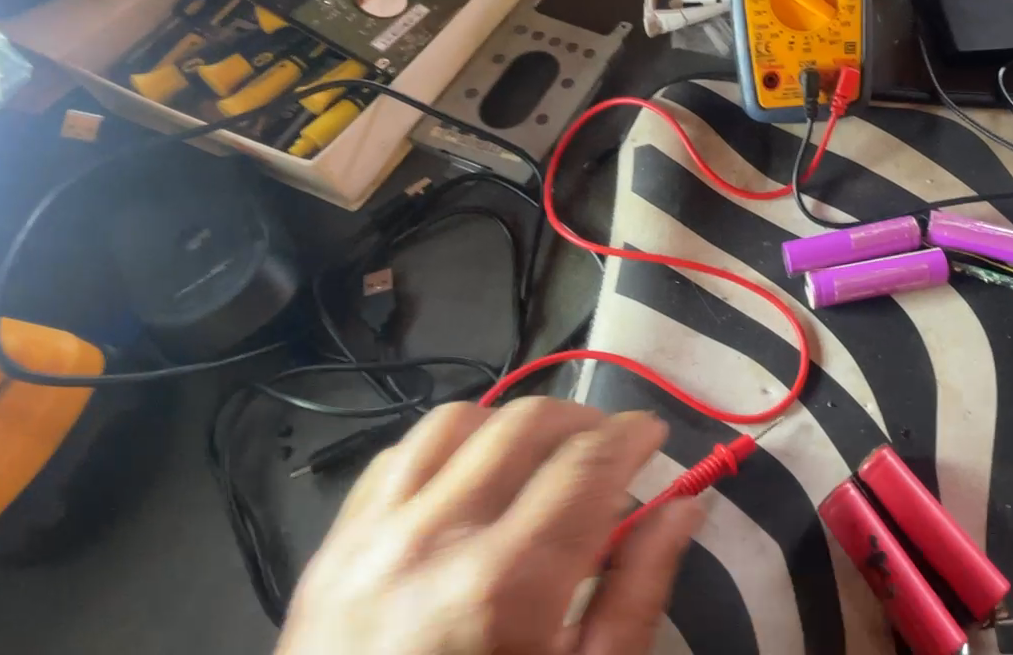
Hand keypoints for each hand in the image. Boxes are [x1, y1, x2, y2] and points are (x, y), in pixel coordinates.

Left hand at [274, 399, 705, 654]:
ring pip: (457, 421)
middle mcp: (430, 544)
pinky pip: (399, 455)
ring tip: (544, 455)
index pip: (585, 462)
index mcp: (501, 588)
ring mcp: (368, 542)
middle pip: (524, 424)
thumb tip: (683, 506)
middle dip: (583, 420)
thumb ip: (637, 592)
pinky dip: (450, 446)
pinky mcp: (330, 551)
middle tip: (609, 448)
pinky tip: (475, 476)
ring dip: (514, 424)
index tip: (652, 435)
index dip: (631, 435)